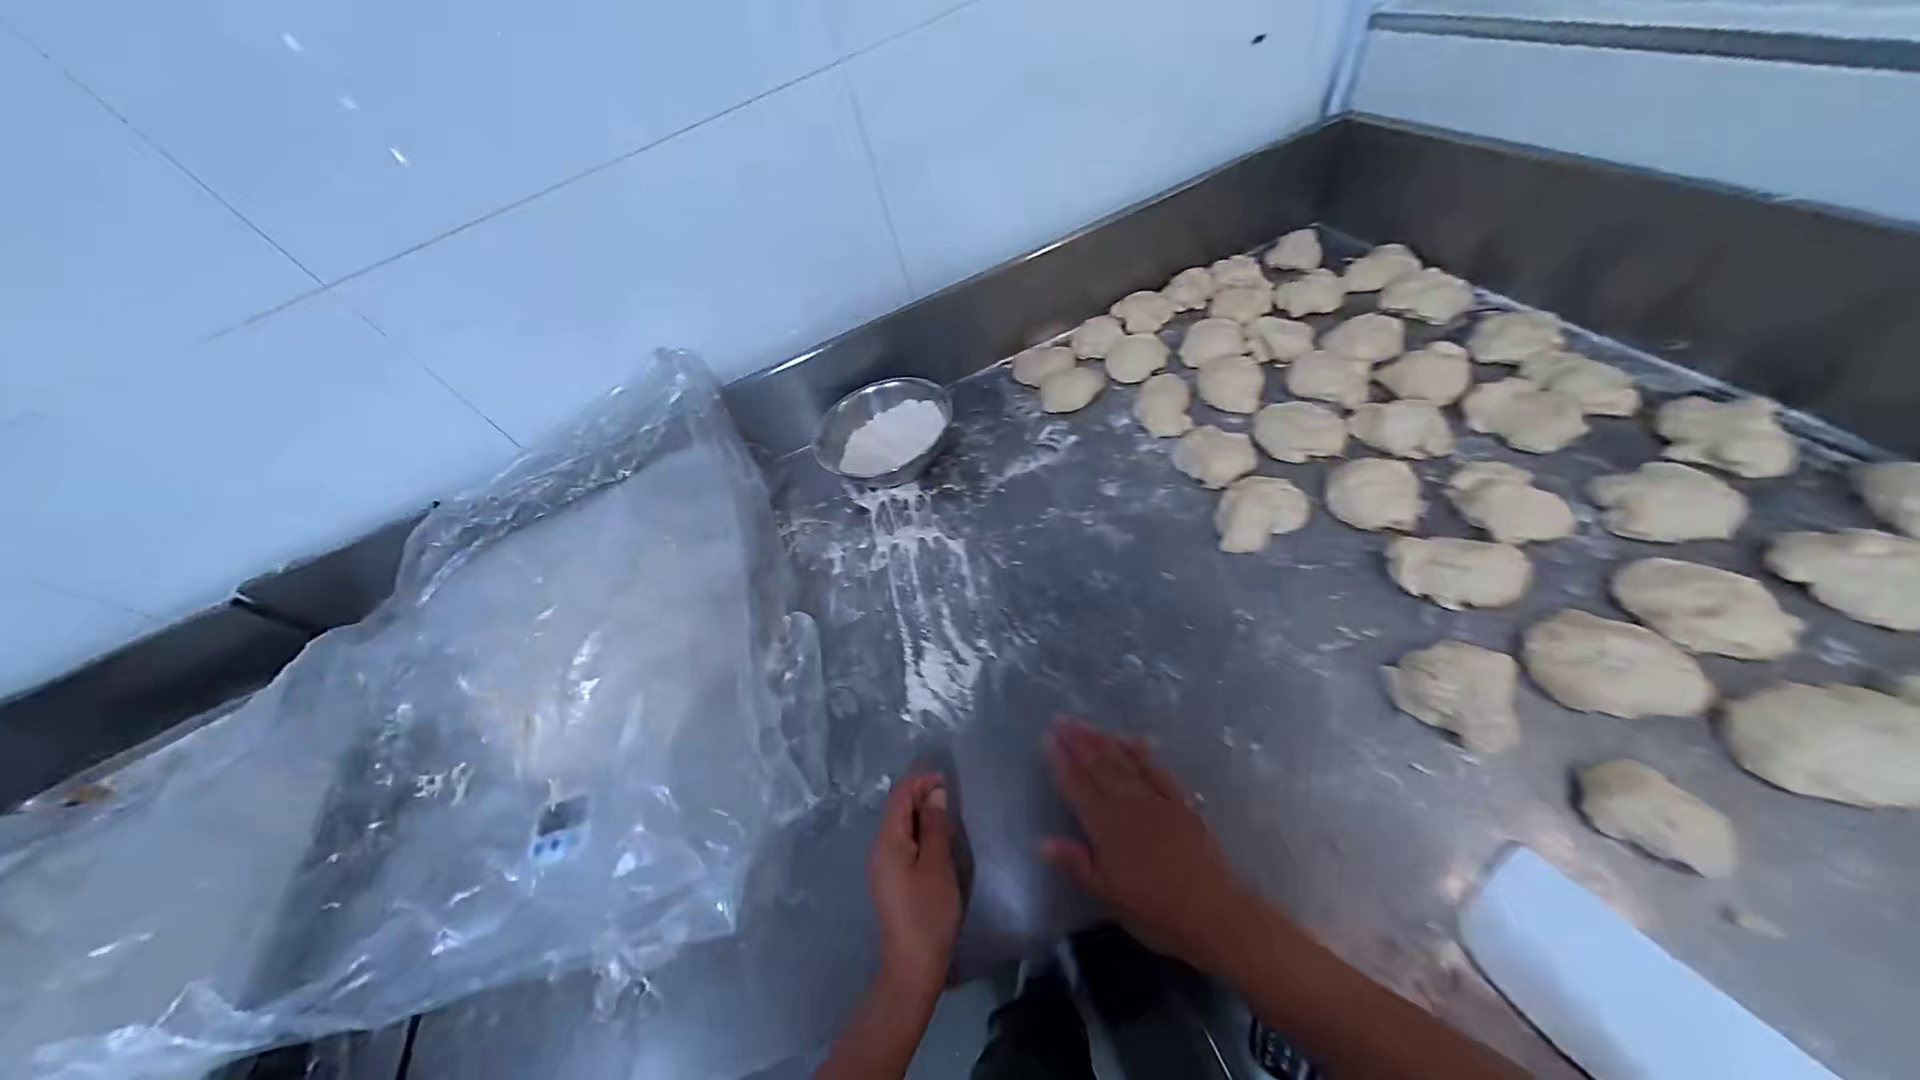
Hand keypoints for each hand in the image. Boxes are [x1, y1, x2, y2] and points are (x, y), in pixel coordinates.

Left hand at [867, 770, 961, 994]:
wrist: (912, 963)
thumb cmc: (928, 912)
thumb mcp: (937, 864)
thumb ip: (935, 826)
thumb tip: (935, 793)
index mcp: (887, 841)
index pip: (898, 797)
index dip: (919, 781)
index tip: (944, 777)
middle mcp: (878, 848)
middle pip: (896, 809)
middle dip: (919, 794)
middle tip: (949, 792)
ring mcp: (881, 864)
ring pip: (899, 825)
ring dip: (920, 812)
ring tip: (945, 810)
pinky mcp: (889, 878)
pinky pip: (901, 841)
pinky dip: (918, 830)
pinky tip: (935, 836)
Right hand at [1040, 717, 1262, 976]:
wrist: (1218, 916)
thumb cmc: (1158, 913)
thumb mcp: (1110, 897)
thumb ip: (1076, 864)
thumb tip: (1040, 842)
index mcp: (1108, 827)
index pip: (1077, 786)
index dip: (1061, 762)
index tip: (1046, 739)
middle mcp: (1130, 805)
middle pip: (1099, 765)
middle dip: (1077, 741)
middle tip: (1060, 720)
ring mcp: (1157, 800)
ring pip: (1124, 761)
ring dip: (1101, 739)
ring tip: (1084, 724)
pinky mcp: (1181, 802)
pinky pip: (1156, 768)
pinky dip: (1140, 750)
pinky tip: (1129, 739)